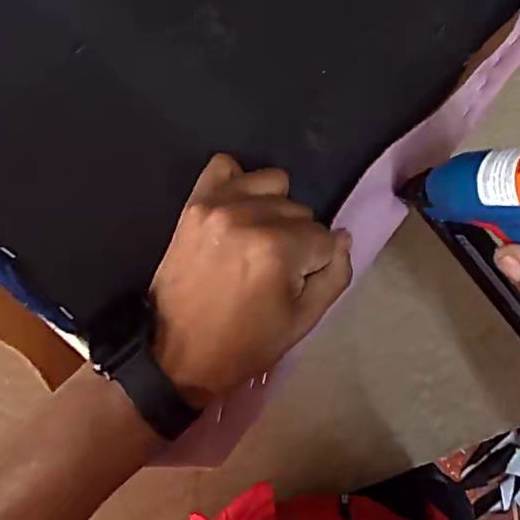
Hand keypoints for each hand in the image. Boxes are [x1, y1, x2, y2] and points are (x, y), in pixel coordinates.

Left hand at [148, 154, 353, 405]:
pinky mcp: (194, 203)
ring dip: (273, 209)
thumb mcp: (304, 321)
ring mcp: (217, 206)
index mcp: (277, 250)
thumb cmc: (245, 344)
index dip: (315, 263)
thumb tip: (342, 237)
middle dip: (297, 238)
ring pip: (273, 185)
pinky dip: (237, 182)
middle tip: (273, 269)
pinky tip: (238, 210)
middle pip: (300, 211)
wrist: (177, 354)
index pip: (324, 237)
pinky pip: (224, 166)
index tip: (294, 284)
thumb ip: (335, 274)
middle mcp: (248, 217)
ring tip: (257, 237)